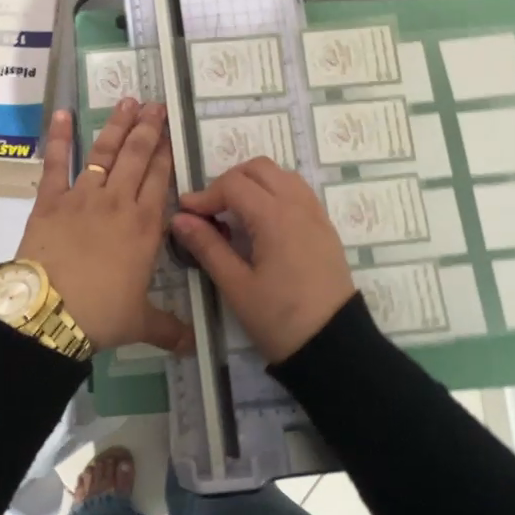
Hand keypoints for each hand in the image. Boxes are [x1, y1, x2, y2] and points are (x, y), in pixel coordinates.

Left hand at [15, 101, 192, 352]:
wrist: (49, 312)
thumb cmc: (101, 315)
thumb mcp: (140, 323)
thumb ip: (168, 328)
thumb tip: (193, 345)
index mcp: (146, 227)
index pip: (160, 178)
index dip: (166, 152)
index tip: (171, 130)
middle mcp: (118, 202)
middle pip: (137, 155)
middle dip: (148, 127)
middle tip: (156, 104)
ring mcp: (83, 197)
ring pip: (104, 151)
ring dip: (116, 124)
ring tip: (127, 100)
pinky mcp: (50, 200)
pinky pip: (56, 162)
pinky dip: (59, 137)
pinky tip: (63, 114)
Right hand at [170, 158, 354, 362]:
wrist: (334, 345)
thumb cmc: (279, 318)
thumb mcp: (236, 286)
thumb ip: (207, 246)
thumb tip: (179, 219)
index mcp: (275, 217)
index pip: (233, 184)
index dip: (205, 195)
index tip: (186, 214)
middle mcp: (298, 205)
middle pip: (259, 168)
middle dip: (230, 182)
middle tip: (211, 211)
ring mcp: (316, 215)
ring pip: (282, 176)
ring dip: (254, 184)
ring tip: (235, 214)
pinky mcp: (325, 229)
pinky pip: (298, 192)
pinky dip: (275, 194)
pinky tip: (262, 224)